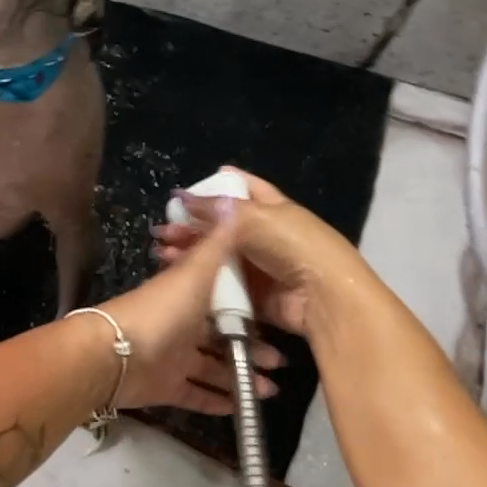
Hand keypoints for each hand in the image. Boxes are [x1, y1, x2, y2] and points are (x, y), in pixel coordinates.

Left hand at [91, 207, 283, 414]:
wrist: (114, 355)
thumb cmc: (159, 312)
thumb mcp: (194, 275)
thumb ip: (217, 246)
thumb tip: (235, 205)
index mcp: (184, 295)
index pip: (220, 299)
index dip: (247, 307)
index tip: (278, 317)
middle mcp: (177, 324)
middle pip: (218, 335)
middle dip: (250, 347)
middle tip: (281, 362)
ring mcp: (169, 356)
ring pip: (211, 367)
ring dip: (239, 377)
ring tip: (270, 390)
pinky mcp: (163, 386)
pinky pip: (194, 394)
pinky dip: (216, 401)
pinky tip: (242, 409)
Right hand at [148, 167, 375, 338]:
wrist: (325, 300)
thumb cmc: (294, 247)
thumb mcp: (255, 217)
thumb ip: (216, 208)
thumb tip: (181, 197)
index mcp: (275, 209)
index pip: (246, 188)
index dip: (219, 185)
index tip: (188, 189)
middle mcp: (267, 235)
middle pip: (222, 225)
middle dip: (192, 224)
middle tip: (164, 228)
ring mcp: (260, 265)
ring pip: (216, 253)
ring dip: (189, 249)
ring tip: (161, 249)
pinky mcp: (252, 292)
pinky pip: (219, 280)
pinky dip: (197, 274)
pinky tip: (174, 269)